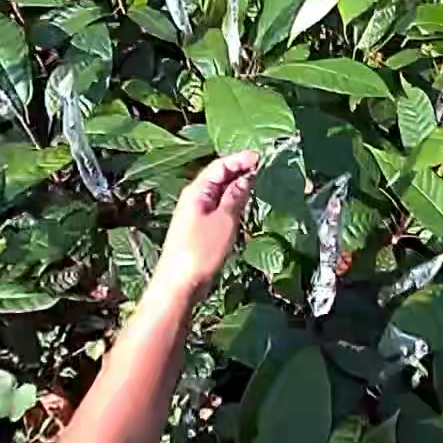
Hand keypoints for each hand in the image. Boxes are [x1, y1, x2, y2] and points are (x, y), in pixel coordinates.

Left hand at [154, 150, 259, 297]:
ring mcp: (195, 214)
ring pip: (218, 193)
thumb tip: (247, 177)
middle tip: (264, 168)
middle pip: (218, 177)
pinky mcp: (198, 229)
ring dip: (236, 186)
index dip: (239, 160)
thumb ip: (236, 197)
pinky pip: (217, 207)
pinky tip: (243, 206)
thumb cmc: (201, 251)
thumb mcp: (224, 221)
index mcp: (197, 191)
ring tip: (258, 183)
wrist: (179, 284)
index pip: (219, 166)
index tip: (260, 157)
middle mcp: (194, 198)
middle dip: (239, 170)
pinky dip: (231, 202)